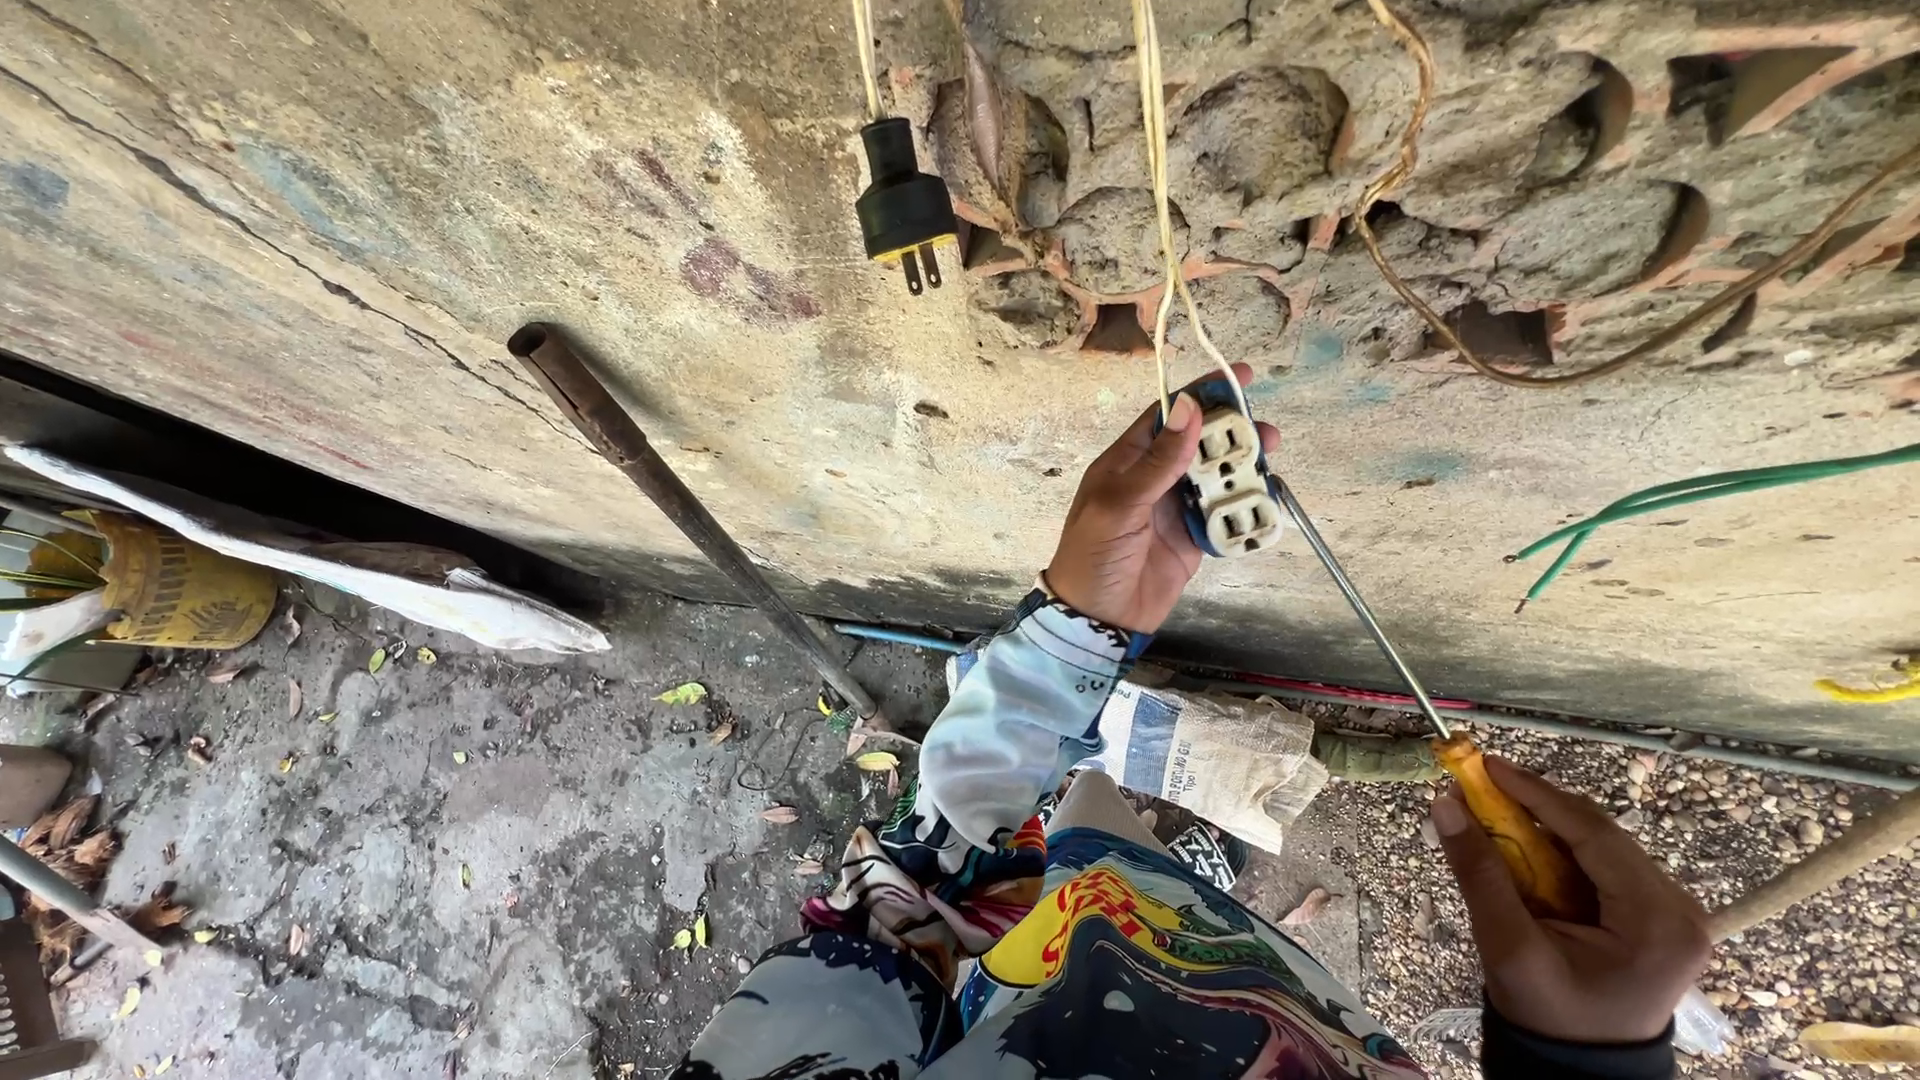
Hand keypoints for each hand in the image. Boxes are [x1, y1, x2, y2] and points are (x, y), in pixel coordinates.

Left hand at [1044, 364, 1279, 634]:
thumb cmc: (1093, 556)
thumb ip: (1159, 461)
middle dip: (1232, 434)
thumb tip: (1190, 408)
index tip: (1237, 377)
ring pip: (1216, 477)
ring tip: (1269, 460)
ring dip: (1243, 468)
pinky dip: (1245, 506)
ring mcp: (1174, 509)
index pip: (1166, 417)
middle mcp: (1153, 480)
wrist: (1096, 618)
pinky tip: (1265, 498)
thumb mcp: (1120, 504)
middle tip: (1265, 432)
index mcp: (1126, 463)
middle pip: (1199, 445)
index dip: (1201, 395)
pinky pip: (1224, 515)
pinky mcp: (1193, 539)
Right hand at [1431, 758, 1709, 1043]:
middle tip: (1476, 785)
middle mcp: (1678, 907)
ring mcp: (1669, 910)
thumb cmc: (1549, 1011)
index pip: (1594, 833)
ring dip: (1540, 823)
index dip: (1537, 792)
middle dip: (1534, 804)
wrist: (1580, 1066)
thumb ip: (1479, 872)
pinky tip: (1517, 842)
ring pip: (1595, 841)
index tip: (1485, 764)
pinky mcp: (1651, 914)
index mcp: (1659, 920)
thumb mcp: (1508, 945)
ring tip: (1488, 811)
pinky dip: (1552, 845)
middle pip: (1598, 832)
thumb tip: (1444, 804)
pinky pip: (1597, 861)